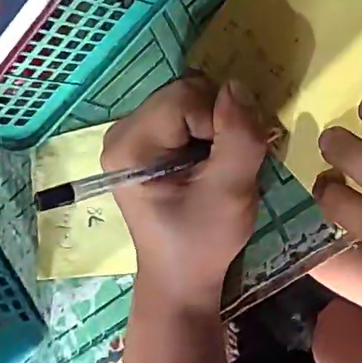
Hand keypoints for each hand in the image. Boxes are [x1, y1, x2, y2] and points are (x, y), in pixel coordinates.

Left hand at [104, 74, 271, 311]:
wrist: (182, 278)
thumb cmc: (203, 241)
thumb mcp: (231, 191)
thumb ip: (238, 137)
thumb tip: (236, 85)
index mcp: (130, 144)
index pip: (186, 96)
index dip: (218, 122)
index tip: (223, 163)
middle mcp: (123, 130)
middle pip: (186, 91)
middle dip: (218, 120)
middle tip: (224, 163)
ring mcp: (132, 133)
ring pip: (190, 98)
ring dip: (217, 125)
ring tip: (218, 164)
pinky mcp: (147, 139)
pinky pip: (187, 111)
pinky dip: (209, 129)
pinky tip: (210, 161)